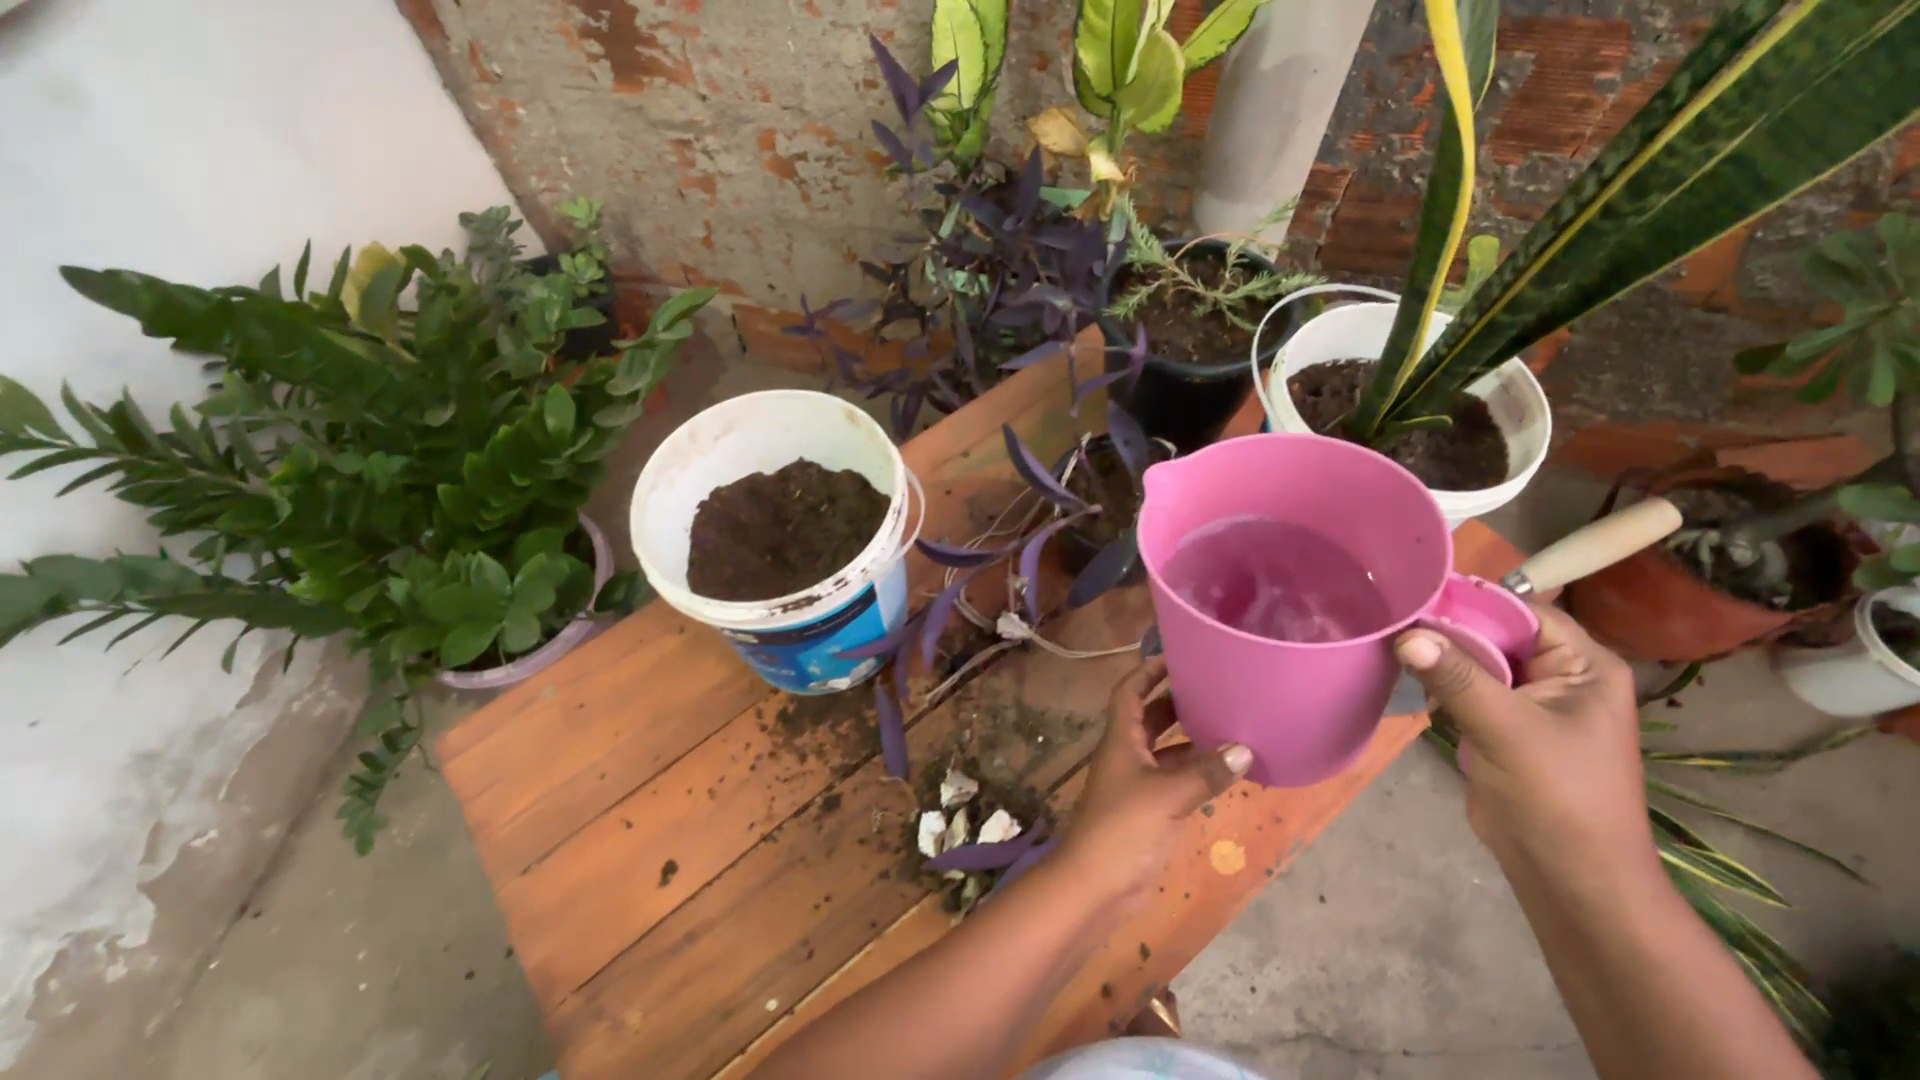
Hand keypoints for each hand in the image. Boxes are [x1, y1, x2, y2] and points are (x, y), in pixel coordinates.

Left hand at [1058, 657, 1253, 909]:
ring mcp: (1136, 784)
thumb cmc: (1123, 828)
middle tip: (1214, 688)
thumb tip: (1244, 749)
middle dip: (1176, 702)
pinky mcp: (1149, 810)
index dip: (1148, 672)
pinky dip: (1196, 772)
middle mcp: (1126, 755)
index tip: (1177, 657)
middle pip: (1150, 718)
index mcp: (1120, 740)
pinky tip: (1225, 770)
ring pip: (1165, 750)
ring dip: (1191, 738)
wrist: (1096, 884)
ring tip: (1229, 723)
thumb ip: (1205, 772)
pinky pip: (1175, 780)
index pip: (1128, 692)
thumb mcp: (1167, 795)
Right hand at [1394, 603, 1656, 888]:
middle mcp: (1561, 675)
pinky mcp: (1503, 727)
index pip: (1524, 612)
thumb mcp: (1508, 730)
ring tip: (1390, 641)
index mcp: (1585, 666)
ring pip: (1477, 661)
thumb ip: (1458, 678)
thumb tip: (1406, 635)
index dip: (1472, 602)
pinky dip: (1439, 682)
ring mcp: (1530, 702)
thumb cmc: (1558, 798)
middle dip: (1448, 629)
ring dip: (1439, 656)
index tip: (1415, 594)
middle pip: (1497, 634)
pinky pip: (1468, 690)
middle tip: (1393, 616)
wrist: (1569, 876)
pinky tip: (1404, 676)